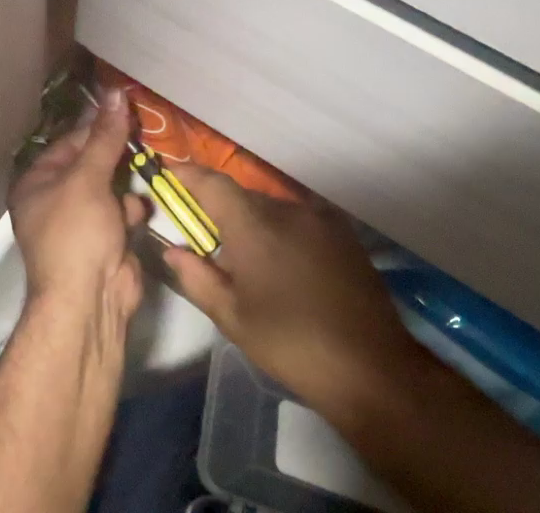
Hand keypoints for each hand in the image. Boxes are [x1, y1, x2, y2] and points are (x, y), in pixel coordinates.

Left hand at [9, 88, 149, 318]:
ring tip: (150, 163)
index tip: (127, 109)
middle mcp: (55, 200)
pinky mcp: (107, 240)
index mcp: (37, 183)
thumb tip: (116, 93)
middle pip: (91, 163)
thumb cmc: (76, 232)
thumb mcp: (88, 178)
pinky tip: (142, 207)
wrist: (91, 299)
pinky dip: (133, 209)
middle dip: (116, 152)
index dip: (97, 126)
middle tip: (146, 130)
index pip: (69, 143)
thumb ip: (105, 138)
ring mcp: (81, 222)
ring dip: (127, 180)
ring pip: (110, 187)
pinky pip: (122, 212)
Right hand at [160, 166, 419, 411]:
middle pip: (243, 196)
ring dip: (254, 222)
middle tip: (207, 235)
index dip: (188, 174)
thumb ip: (197, 278)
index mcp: (254, 226)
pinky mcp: (345, 236)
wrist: (371, 368)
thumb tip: (173, 252)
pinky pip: (301, 220)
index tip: (168, 173)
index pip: (212, 184)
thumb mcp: (232, 318)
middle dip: (220, 208)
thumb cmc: (291, 344)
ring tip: (249, 259)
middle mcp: (288, 211)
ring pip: (274, 208)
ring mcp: (321, 220)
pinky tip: (285, 265)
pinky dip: (283, 231)